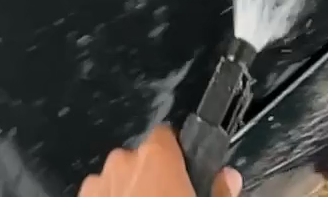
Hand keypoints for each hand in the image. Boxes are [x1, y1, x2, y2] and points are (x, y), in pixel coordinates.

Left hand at [80, 126, 241, 196]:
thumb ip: (220, 192)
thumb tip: (228, 178)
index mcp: (157, 157)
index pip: (167, 137)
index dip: (177, 156)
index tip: (184, 175)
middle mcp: (124, 161)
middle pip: (142, 160)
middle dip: (152, 180)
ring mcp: (98, 183)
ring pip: (119, 180)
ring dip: (129, 194)